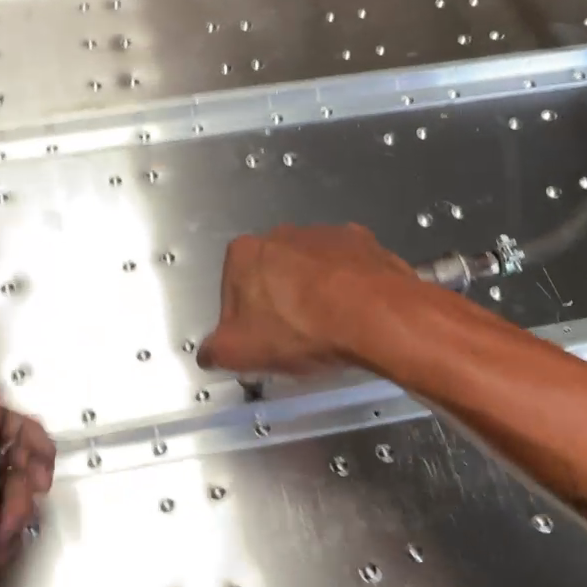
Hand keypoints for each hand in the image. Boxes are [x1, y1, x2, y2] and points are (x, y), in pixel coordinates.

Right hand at [197, 224, 414, 375]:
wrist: (376, 316)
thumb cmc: (301, 329)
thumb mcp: (238, 353)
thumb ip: (214, 350)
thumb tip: (209, 353)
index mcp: (244, 252)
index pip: (231, 292)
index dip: (243, 323)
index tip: (259, 345)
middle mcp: (282, 233)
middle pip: (271, 277)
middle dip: (278, 305)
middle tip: (293, 342)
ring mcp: (325, 234)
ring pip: (310, 272)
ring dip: (314, 297)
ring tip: (328, 332)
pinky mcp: (364, 243)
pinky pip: (346, 271)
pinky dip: (347, 290)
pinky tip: (353, 317)